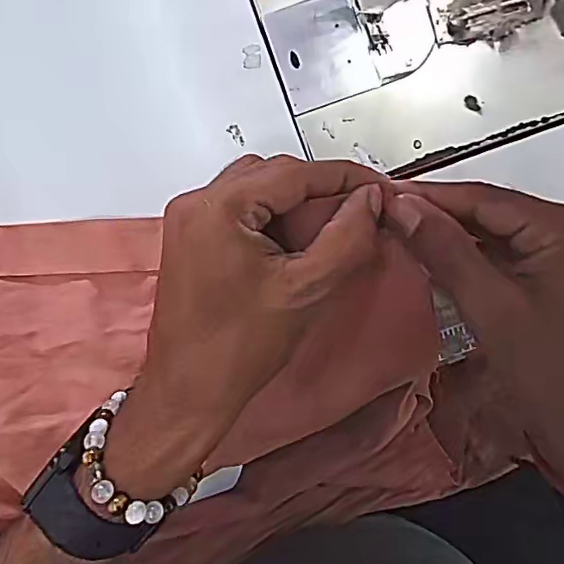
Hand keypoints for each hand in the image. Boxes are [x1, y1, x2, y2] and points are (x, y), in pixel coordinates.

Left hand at [106, 155, 386, 495]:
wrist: (190, 391)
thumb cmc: (230, 352)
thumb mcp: (306, 290)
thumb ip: (347, 238)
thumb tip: (366, 202)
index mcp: (217, 210)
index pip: (294, 172)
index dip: (344, 177)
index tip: (374, 188)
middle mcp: (195, 207)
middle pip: (273, 173)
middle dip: (320, 190)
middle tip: (357, 212)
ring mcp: (188, 222)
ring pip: (257, 188)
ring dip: (295, 203)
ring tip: (325, 234)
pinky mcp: (191, 239)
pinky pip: (240, 209)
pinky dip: (272, 218)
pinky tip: (293, 246)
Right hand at [387, 182, 563, 499]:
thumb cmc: (563, 383)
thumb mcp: (493, 310)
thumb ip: (447, 252)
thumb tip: (408, 209)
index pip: (484, 197)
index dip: (429, 197)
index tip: (386, 199)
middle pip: (491, 212)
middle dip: (438, 217)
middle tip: (389, 220)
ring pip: (496, 236)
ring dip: (452, 240)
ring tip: (405, 240)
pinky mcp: (560, 283)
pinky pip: (506, 259)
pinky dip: (472, 262)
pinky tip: (439, 267)